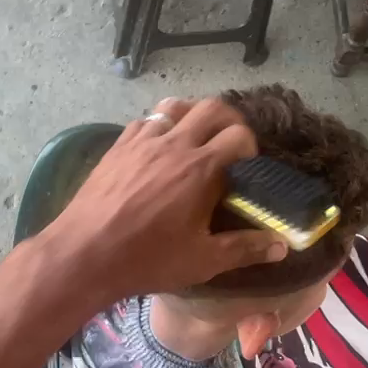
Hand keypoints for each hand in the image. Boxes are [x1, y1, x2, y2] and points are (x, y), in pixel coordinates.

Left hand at [38, 97, 287, 302]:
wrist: (84, 254)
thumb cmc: (147, 259)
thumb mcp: (203, 261)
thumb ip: (245, 249)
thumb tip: (282, 245)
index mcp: (201, 168)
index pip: (240, 135)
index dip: (251, 147)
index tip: (248, 167)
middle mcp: (174, 144)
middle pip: (212, 107)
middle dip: (229, 120)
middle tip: (231, 142)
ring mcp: (142, 141)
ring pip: (175, 106)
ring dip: (192, 114)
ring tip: (196, 136)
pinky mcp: (117, 146)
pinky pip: (144, 121)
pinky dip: (159, 126)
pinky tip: (158, 148)